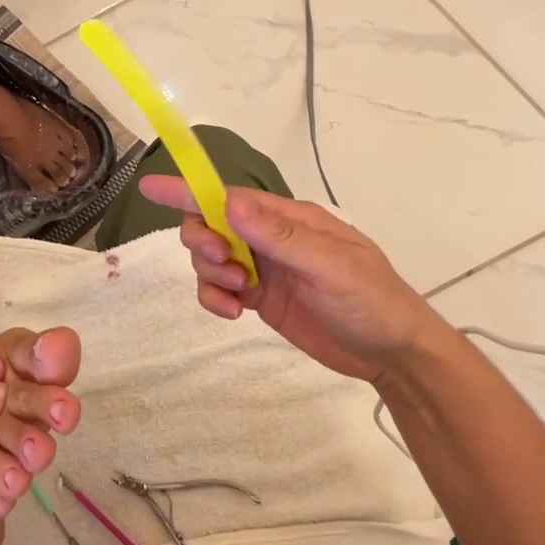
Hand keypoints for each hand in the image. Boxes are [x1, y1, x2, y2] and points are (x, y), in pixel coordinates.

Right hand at [138, 178, 453, 383]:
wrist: (394, 355)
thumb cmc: (372, 301)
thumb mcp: (331, 266)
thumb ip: (279, 236)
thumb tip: (228, 202)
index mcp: (288, 218)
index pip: (227, 196)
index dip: (187, 191)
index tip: (149, 189)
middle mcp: (269, 236)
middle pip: (209, 225)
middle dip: (203, 243)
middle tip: (224, 265)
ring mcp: (262, 266)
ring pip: (209, 258)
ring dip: (211, 274)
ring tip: (240, 295)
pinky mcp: (259, 296)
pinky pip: (218, 288)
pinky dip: (215, 298)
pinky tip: (235, 312)